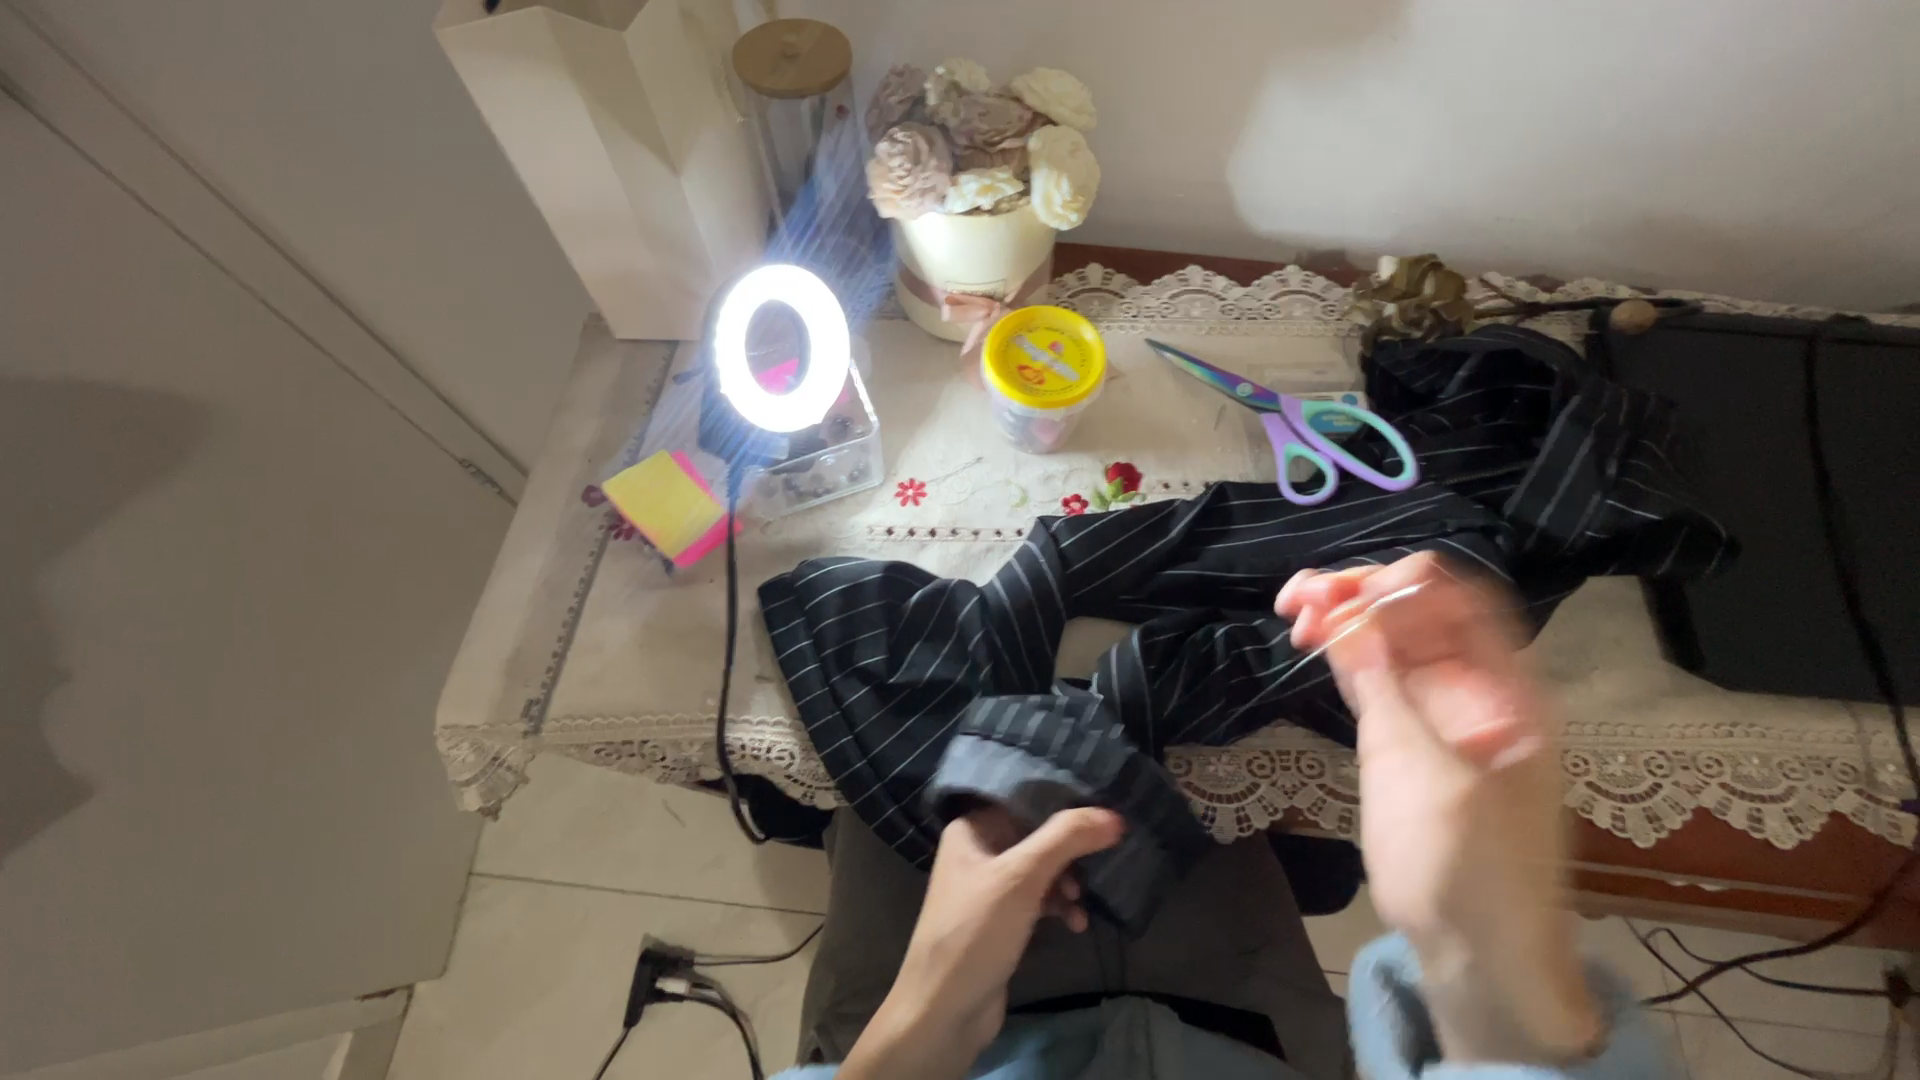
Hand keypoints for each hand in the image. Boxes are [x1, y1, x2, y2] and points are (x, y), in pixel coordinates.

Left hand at [841, 806, 1123, 1079]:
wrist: (943, 1011)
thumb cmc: (975, 931)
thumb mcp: (1021, 878)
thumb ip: (1065, 840)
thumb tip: (1114, 815)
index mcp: (972, 828)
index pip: (1023, 799)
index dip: (1063, 804)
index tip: (1102, 812)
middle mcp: (977, 850)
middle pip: (1036, 835)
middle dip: (1069, 851)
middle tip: (1095, 866)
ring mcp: (988, 887)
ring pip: (1040, 869)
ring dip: (1066, 883)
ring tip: (1079, 904)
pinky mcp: (1000, 919)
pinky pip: (1037, 900)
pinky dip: (1058, 907)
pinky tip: (1076, 924)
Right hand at [1278, 553, 1602, 1062]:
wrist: (1474, 949)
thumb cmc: (1470, 867)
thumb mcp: (1426, 774)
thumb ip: (1385, 690)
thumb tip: (1347, 615)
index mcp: (1507, 690)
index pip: (1461, 602)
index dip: (1404, 584)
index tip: (1345, 592)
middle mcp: (1473, 688)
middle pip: (1417, 613)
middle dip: (1360, 594)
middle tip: (1298, 597)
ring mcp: (1434, 710)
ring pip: (1388, 640)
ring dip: (1342, 617)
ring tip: (1292, 610)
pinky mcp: (1401, 734)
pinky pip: (1372, 674)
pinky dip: (1342, 653)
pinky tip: (1310, 640)